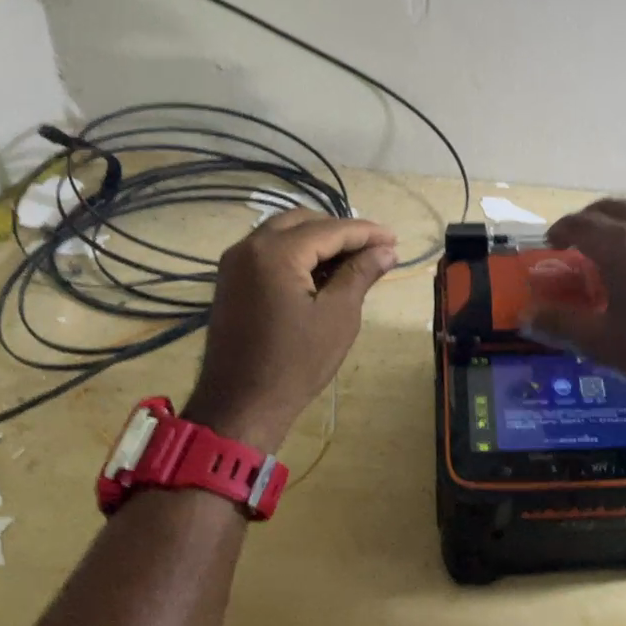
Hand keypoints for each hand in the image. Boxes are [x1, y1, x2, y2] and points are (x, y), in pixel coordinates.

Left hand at [182, 209, 397, 452]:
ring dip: (318, 240)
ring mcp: (234, 263)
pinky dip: (296, 253)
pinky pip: (268, 251)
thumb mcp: (338, 316)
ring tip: (353, 261)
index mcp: (275, 252)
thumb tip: (387, 250)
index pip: (330, 229)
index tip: (394, 240)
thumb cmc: (296, 362)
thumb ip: (361, 274)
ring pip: (283, 233)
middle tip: (375, 248)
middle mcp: (249, 246)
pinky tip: (321, 273)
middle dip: (340, 231)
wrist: (242, 403)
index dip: (366, 233)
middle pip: (303, 221)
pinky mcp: (230, 280)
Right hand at [527, 199, 625, 405]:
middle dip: (587, 219)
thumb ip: (560, 324)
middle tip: (576, 239)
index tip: (551, 243)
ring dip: (619, 220)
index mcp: (616, 244)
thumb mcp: (601, 341)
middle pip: (609, 208)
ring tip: (613, 243)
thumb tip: (526, 315)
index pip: (578, 224)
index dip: (560, 231)